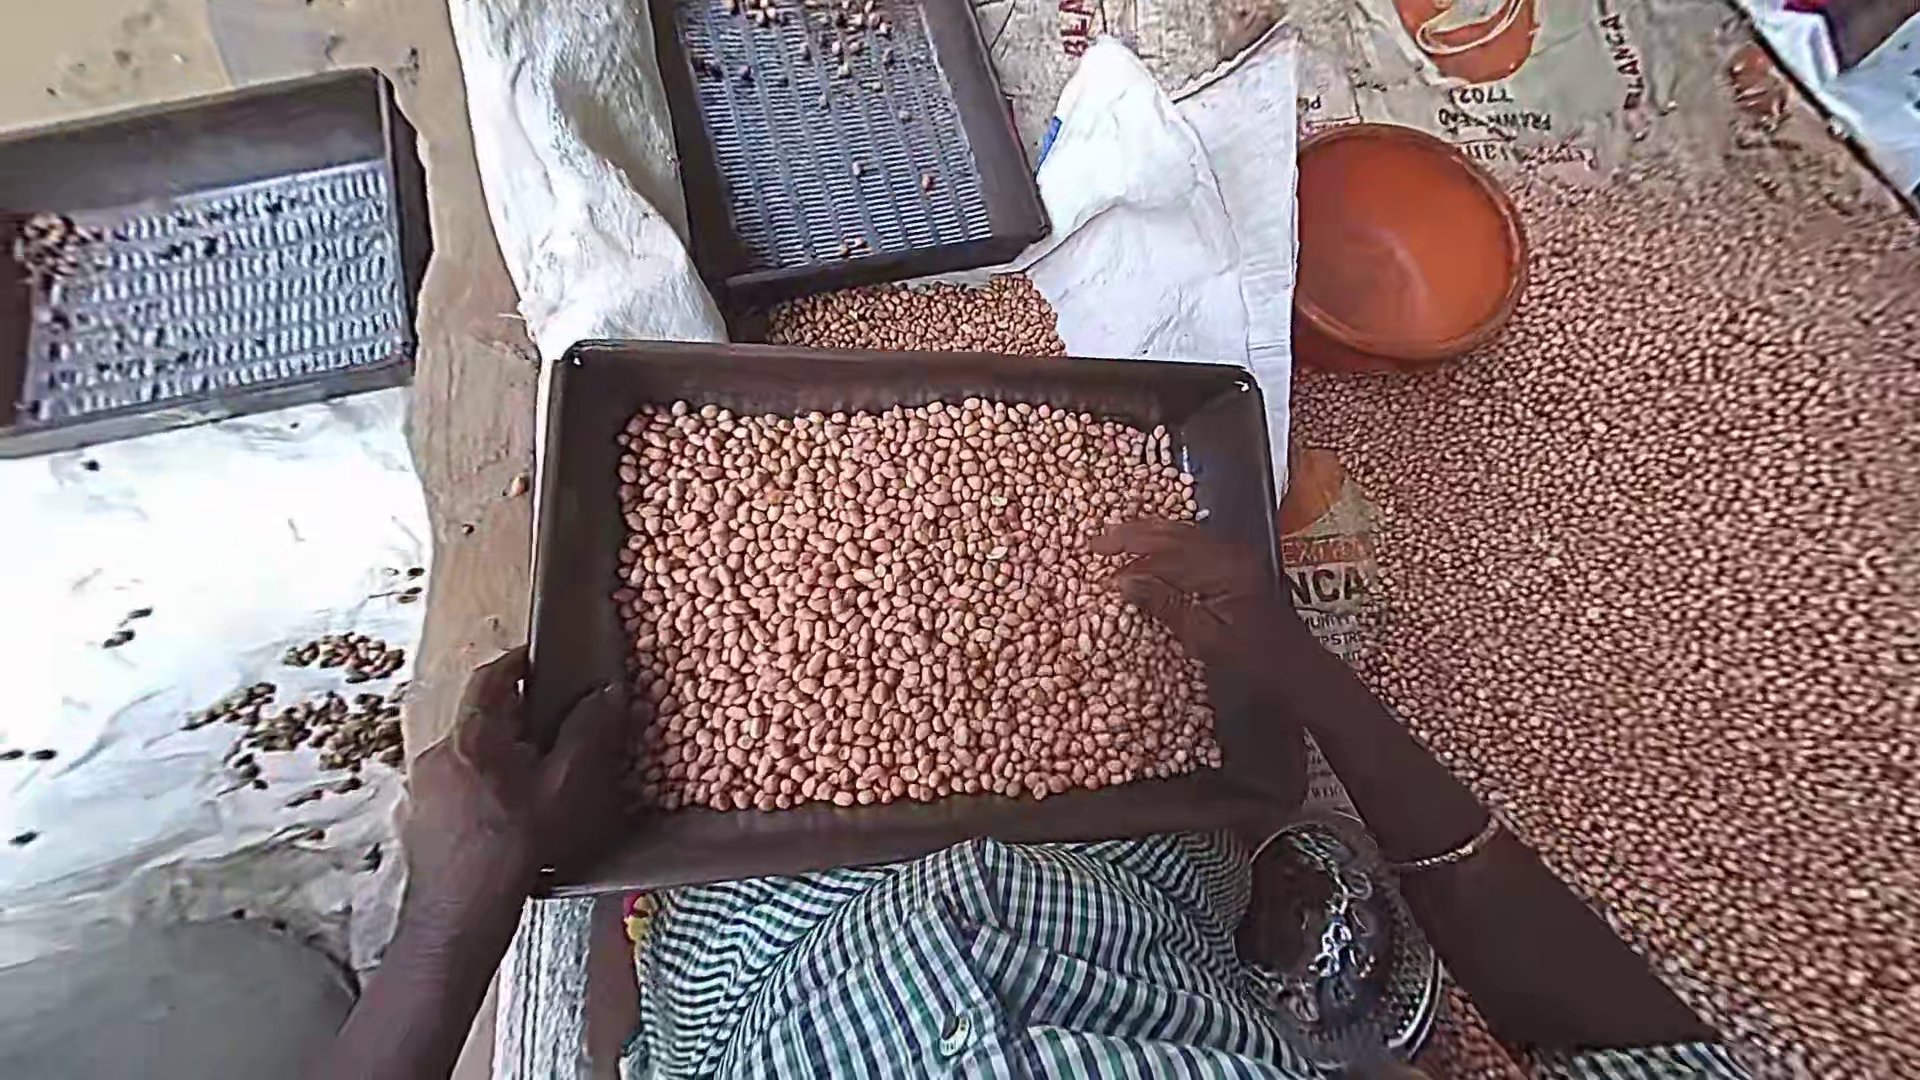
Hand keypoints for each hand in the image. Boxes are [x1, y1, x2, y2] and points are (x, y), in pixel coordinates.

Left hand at [402, 647, 625, 911]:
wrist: (460, 911)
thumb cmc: (516, 839)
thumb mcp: (564, 782)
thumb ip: (586, 730)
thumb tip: (607, 691)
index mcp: (471, 739)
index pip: (489, 679)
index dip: (516, 661)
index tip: (540, 657)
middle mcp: (437, 754)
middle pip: (480, 713)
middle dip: (517, 708)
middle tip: (553, 716)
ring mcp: (421, 785)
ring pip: (469, 745)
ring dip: (501, 742)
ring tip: (536, 760)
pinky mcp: (418, 811)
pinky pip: (456, 772)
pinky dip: (485, 769)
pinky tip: (509, 796)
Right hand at [1091, 519, 1311, 673]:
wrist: (1302, 672)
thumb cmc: (1256, 663)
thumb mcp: (1205, 640)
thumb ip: (1164, 605)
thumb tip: (1121, 581)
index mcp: (1225, 568)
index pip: (1167, 555)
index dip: (1130, 560)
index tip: (1100, 568)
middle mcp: (1231, 553)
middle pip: (1173, 534)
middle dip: (1132, 536)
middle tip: (1098, 542)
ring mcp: (1235, 556)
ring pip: (1182, 535)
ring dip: (1147, 535)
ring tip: (1115, 539)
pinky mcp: (1235, 565)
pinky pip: (1193, 544)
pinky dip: (1165, 543)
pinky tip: (1149, 547)